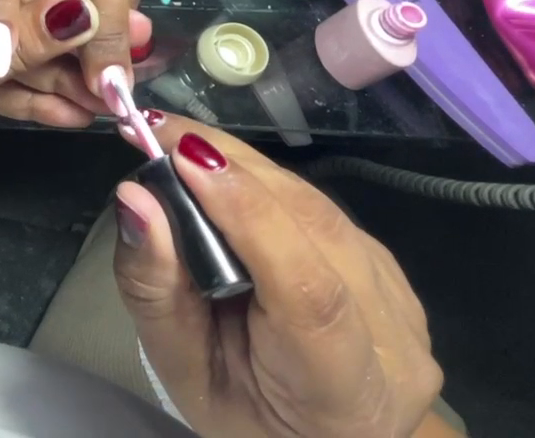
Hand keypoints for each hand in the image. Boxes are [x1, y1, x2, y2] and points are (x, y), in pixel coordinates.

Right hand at [113, 117, 445, 437]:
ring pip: (317, 206)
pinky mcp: (388, 269)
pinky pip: (319, 208)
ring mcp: (401, 302)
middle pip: (316, 229)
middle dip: (230, 167)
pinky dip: (259, 179)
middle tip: (152, 127)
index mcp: (340, 392)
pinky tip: (215, 168)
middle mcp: (392, 344)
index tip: (176, 155)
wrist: (312, 437)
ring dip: (240, 163)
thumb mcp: (175, 363)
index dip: (245, 212)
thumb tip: (133, 195)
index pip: (309, 290)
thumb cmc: (236, 411)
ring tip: (172, 139)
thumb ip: (153, 285)